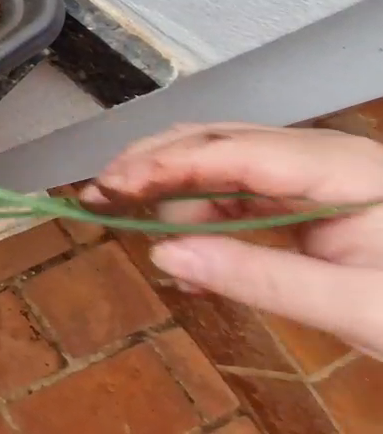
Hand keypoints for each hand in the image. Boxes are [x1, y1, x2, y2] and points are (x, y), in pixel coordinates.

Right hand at [85, 122, 382, 356]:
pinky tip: (189, 255)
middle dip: (151, 170)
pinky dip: (202, 221)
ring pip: (215, 167)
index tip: (107, 188)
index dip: (160, 165)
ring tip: (148, 239)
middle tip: (100, 199)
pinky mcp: (311, 204)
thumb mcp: (365, 311)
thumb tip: (162, 256)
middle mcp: (323, 158)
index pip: (228, 150)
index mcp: (345, 169)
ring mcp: (317, 179)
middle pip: (211, 144)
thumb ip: (263, 279)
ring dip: (173, 200)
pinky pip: (237, 197)